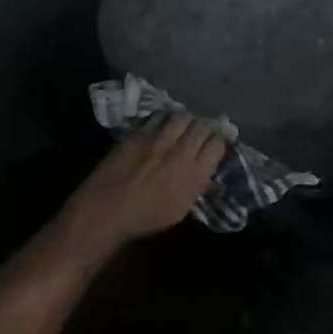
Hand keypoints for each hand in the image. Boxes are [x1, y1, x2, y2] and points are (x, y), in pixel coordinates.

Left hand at [53, 113, 228, 261]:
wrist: (110, 206)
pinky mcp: (139, 132)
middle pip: (200, 126)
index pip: (216, 145)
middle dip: (207, 124)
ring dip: (187, 117)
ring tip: (187, 122)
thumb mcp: (181, 209)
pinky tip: (165, 121)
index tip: (222, 138)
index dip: (221, 139)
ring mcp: (158, 138)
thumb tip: (201, 170)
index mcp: (195, 173)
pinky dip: (165, 117)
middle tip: (206, 126)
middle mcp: (180, 151)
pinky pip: (157, 117)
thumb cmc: (147, 217)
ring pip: (180, 116)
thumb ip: (194, 185)